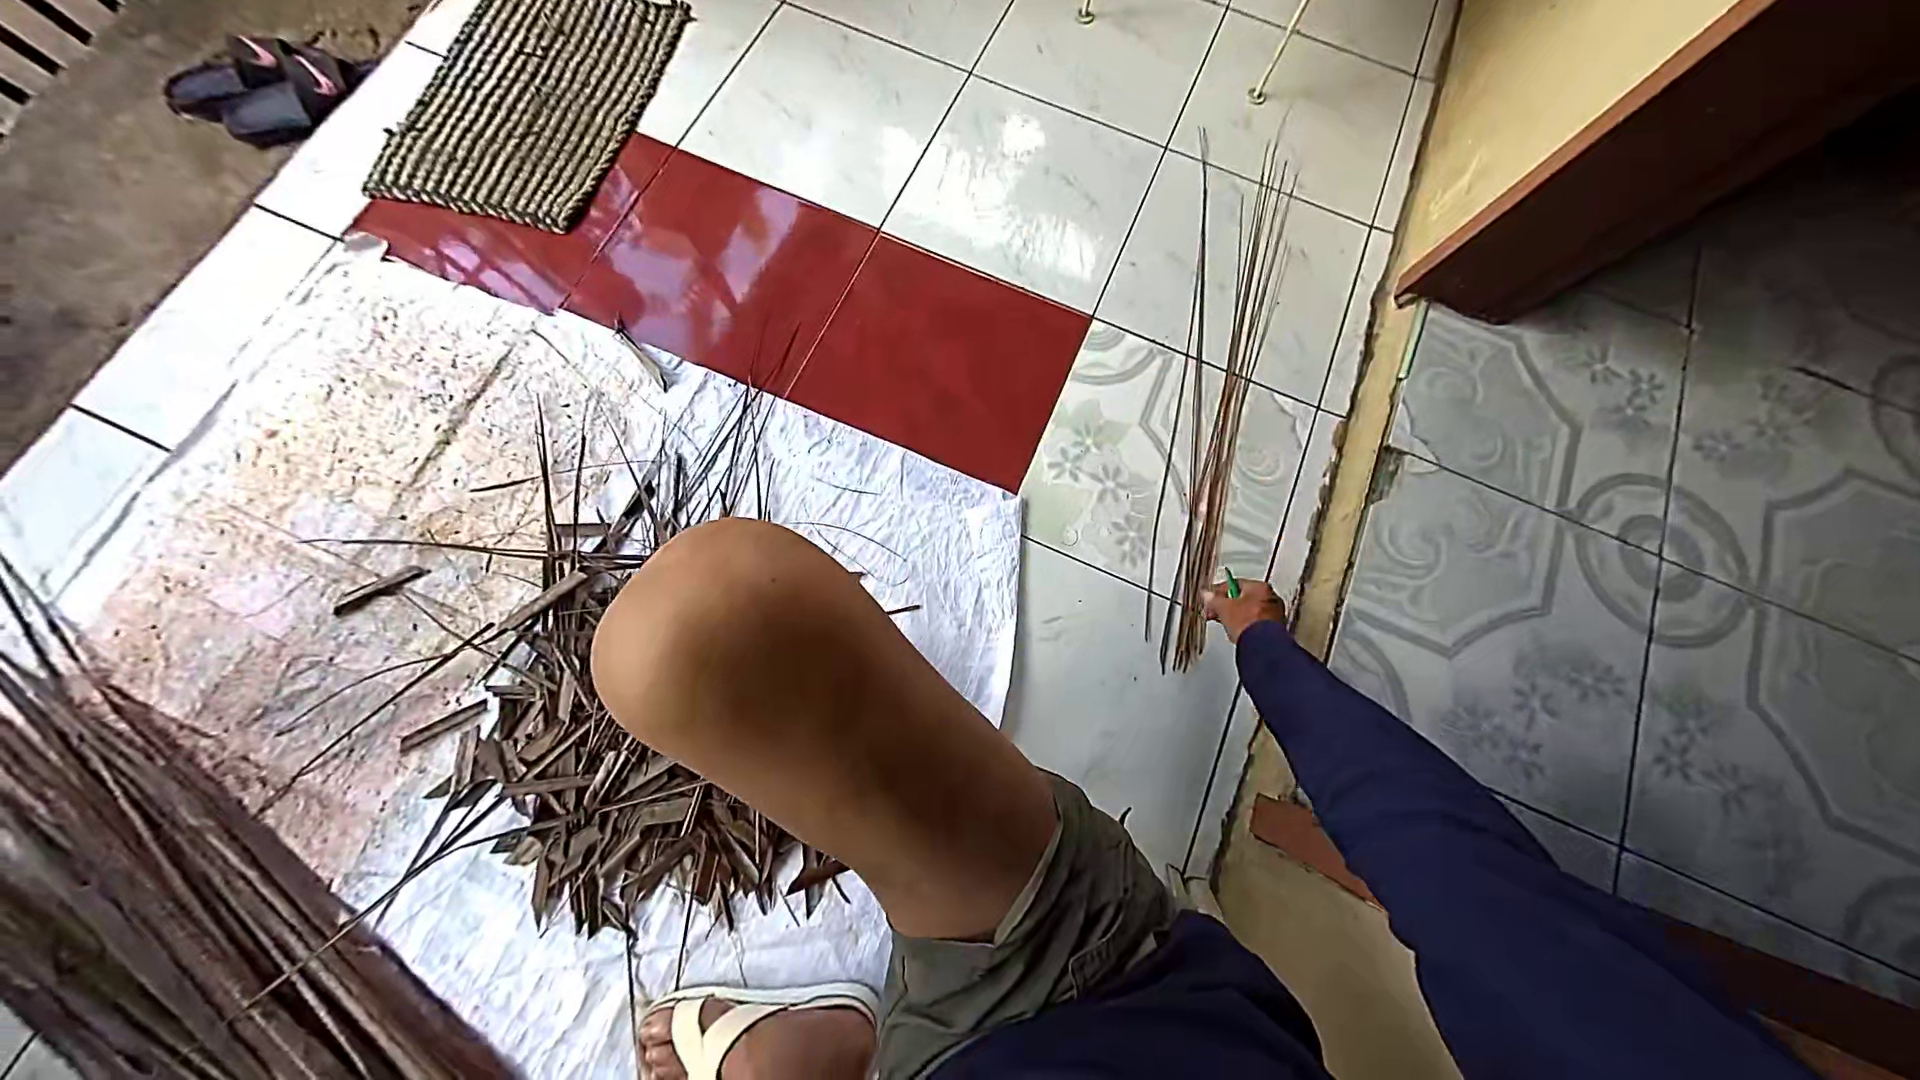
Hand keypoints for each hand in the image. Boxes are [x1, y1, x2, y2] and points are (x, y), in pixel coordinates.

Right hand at [1201, 579, 1286, 643]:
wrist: (1261, 644)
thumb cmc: (1247, 623)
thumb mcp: (1222, 607)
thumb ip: (1213, 599)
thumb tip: (1208, 596)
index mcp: (1260, 586)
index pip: (1234, 583)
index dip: (1218, 592)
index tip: (1211, 599)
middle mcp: (1271, 597)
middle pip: (1244, 597)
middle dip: (1228, 605)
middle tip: (1216, 611)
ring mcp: (1275, 613)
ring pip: (1250, 610)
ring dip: (1237, 615)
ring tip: (1227, 623)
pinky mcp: (1275, 628)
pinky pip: (1256, 622)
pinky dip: (1246, 625)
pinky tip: (1238, 631)